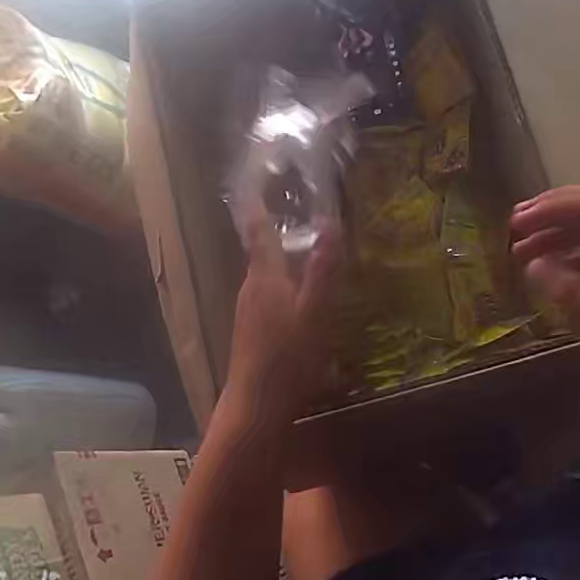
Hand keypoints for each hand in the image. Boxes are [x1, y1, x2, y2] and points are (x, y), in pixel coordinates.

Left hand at [226, 221, 341, 421]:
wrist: (257, 404)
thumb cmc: (287, 357)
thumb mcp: (314, 313)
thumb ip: (322, 271)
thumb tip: (331, 224)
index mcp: (265, 277)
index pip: (259, 229)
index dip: (259, 201)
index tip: (261, 176)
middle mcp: (251, 287)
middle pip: (262, 249)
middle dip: (275, 227)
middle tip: (295, 207)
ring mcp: (248, 309)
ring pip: (266, 273)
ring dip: (281, 256)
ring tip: (303, 246)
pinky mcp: (251, 328)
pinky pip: (267, 292)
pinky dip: (282, 281)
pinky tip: (298, 295)